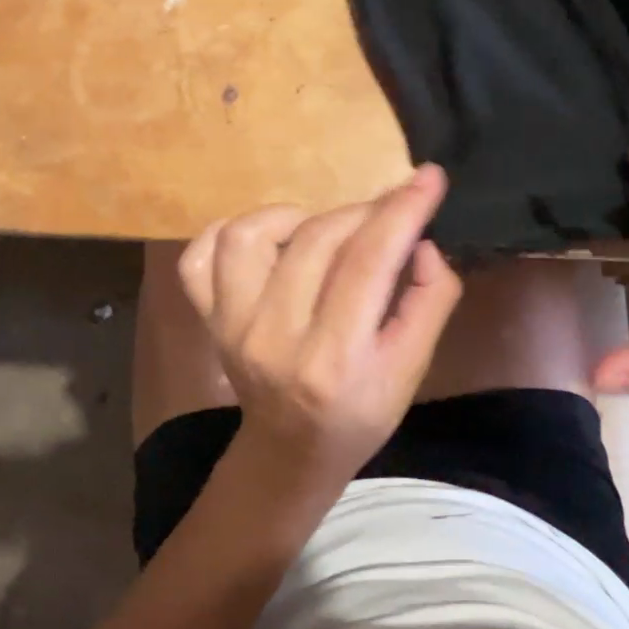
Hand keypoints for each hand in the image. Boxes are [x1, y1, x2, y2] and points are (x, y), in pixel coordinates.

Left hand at [177, 165, 462, 478]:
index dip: (401, 211)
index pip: (367, 262)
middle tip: (389, 214)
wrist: (289, 452)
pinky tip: (270, 240)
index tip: (428, 177)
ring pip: (249, 236)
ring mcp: (229, 326)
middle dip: (364, 211)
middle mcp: (273, 338)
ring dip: (296, 216)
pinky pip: (200, 255)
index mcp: (333, 360)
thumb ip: (429, 303)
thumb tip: (420, 241)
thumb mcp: (411, 370)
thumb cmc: (359, 413)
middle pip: (316, 240)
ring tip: (327, 231)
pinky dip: (233, 232)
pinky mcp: (207, 318)